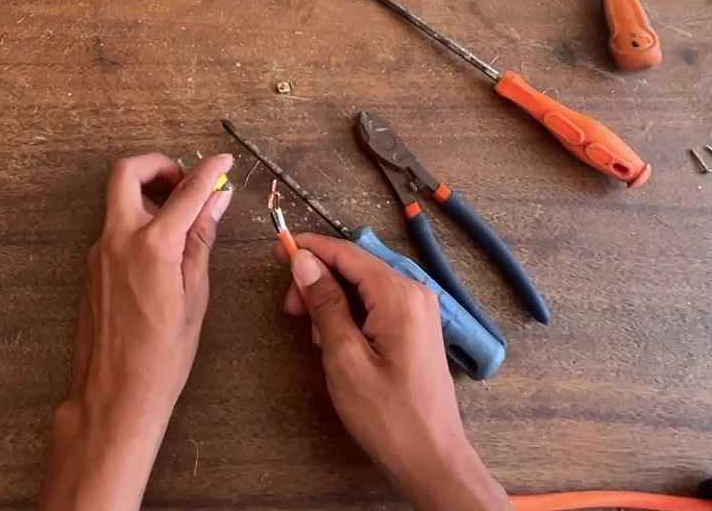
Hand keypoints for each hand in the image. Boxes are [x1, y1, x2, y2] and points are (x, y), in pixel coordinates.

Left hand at [39, 153, 234, 510]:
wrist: (114, 395)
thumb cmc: (163, 355)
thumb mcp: (195, 296)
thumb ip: (201, 240)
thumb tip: (216, 200)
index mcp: (152, 245)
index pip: (186, 191)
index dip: (208, 171)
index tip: (223, 161)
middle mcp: (118, 238)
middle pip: (127, 172)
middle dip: (157, 166)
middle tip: (184, 182)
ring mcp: (99, 251)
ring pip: (118, 199)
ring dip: (147, 194)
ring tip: (179, 221)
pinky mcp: (91, 266)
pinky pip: (114, 227)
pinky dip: (138, 222)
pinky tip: (161, 251)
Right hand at [277, 233, 508, 510]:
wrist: (434, 463)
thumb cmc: (387, 414)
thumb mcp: (344, 357)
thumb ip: (324, 302)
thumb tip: (303, 260)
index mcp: (398, 294)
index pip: (345, 252)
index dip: (308, 248)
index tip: (277, 250)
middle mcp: (413, 291)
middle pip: (353, 266)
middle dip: (318, 280)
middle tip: (291, 309)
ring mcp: (418, 309)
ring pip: (362, 285)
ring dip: (331, 299)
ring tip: (316, 336)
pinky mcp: (416, 327)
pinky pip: (375, 303)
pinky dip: (350, 312)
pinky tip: (336, 339)